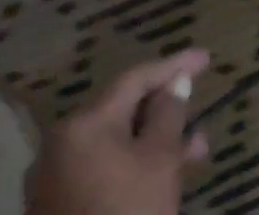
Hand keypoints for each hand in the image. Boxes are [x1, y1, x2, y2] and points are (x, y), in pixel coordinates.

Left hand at [25, 49, 210, 214]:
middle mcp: (60, 142)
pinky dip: (132, 157)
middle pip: (121, 108)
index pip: (134, 79)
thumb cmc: (130, 207)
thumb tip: (176, 83)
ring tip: (193, 149)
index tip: (207, 58)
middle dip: (165, 108)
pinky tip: (162, 170)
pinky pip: (99, 161)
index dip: (174, 65)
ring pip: (113, 138)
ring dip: (154, 136)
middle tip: (202, 108)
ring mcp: (52, 173)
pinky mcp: (54, 199)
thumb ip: (170, 112)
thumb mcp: (161, 157)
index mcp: (84, 125)